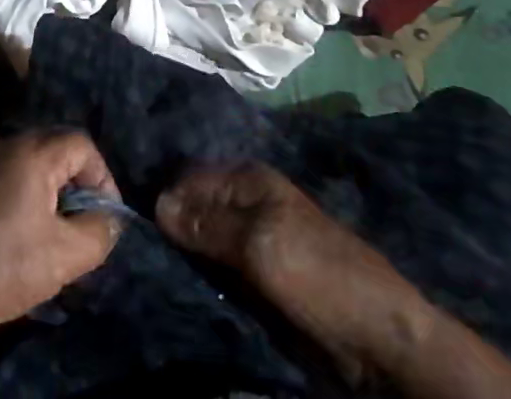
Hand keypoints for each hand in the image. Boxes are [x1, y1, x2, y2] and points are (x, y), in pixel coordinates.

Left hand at [0, 131, 121, 335]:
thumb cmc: (2, 264)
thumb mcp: (65, 256)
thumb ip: (100, 232)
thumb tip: (108, 220)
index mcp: (32, 151)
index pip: (83, 146)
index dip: (102, 179)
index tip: (104, 218)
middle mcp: (6, 144)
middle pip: (58, 150)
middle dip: (78, 186)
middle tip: (82, 226)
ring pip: (33, 165)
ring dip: (52, 195)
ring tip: (55, 235)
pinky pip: (10, 177)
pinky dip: (27, 198)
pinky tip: (24, 236)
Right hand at [158, 165, 510, 398]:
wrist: (378, 334)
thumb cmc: (319, 275)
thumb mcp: (260, 245)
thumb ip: (208, 224)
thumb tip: (157, 202)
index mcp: (250, 179)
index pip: (189, 177)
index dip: (163, 196)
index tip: (133, 221)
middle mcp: (248, 201)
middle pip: (195, 206)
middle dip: (170, 224)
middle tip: (136, 247)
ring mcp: (254, 237)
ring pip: (204, 237)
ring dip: (183, 252)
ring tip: (149, 265)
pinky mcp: (258, 270)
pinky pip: (218, 264)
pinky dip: (200, 271)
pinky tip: (178, 280)